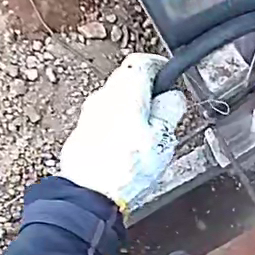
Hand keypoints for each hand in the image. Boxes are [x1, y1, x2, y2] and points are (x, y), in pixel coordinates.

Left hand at [57, 53, 186, 207]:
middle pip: (127, 81)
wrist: (88, 194)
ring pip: (114, 102)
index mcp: (125, 90)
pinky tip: (124, 149)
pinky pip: (103, 121)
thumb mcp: (163, 137)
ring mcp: (89, 114)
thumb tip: (173, 97)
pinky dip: (116, 127)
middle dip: (146, 92)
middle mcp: (103, 96)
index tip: (170, 79)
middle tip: (162, 113)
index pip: (142, 61)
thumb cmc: (124, 167)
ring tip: (144, 137)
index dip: (160, 67)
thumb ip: (171, 110)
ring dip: (131, 111)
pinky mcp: (80, 133)